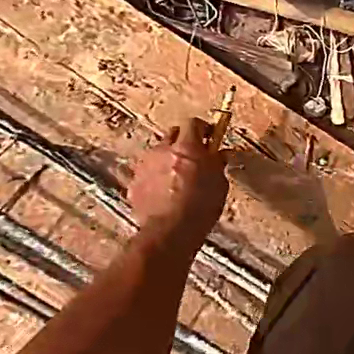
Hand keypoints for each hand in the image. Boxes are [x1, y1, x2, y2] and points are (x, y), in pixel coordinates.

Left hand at [127, 118, 227, 249]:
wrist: (170, 231)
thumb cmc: (200, 205)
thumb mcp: (219, 182)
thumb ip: (217, 163)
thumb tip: (219, 155)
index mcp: (187, 146)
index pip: (192, 122)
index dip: (203, 128)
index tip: (210, 137)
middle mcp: (162, 151)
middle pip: (172, 134)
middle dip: (184, 141)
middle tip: (196, 155)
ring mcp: (144, 167)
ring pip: (157, 154)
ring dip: (168, 160)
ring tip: (179, 177)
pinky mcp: (133, 185)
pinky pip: (146, 174)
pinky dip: (155, 178)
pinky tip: (166, 193)